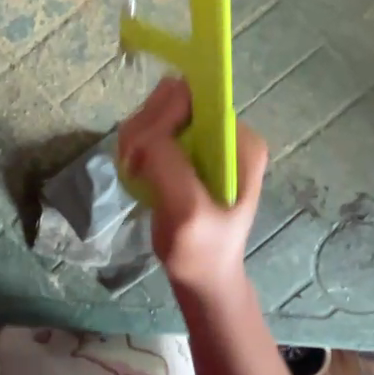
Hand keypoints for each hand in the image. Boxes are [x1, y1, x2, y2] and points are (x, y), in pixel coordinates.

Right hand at [118, 77, 270, 297]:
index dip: (162, 115)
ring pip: (154, 110)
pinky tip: (134, 169)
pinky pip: (148, 125)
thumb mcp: (187, 211)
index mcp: (240, 140)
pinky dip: (134, 143)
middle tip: (134, 164)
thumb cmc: (201, 250)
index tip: (142, 151)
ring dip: (135, 137)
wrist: (200, 277)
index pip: (194, 98)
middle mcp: (223, 129)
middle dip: (144, 128)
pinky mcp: (182, 145)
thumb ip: (168, 162)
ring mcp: (202, 136)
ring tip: (134, 170)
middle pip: (170, 99)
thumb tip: (145, 130)